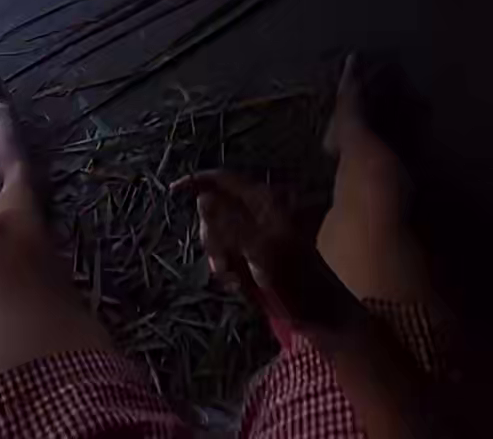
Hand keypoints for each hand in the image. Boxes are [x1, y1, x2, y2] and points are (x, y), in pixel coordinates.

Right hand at [173, 170, 358, 331]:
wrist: (319, 314)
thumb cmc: (295, 277)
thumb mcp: (260, 248)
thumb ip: (229, 223)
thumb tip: (202, 197)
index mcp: (260, 201)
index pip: (221, 179)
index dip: (197, 180)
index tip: (173, 191)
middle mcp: (254, 212)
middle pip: (213, 210)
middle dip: (211, 235)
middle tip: (222, 261)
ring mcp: (252, 234)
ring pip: (216, 235)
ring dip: (218, 256)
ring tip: (233, 276)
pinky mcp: (250, 256)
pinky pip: (225, 256)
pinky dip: (226, 269)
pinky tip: (237, 283)